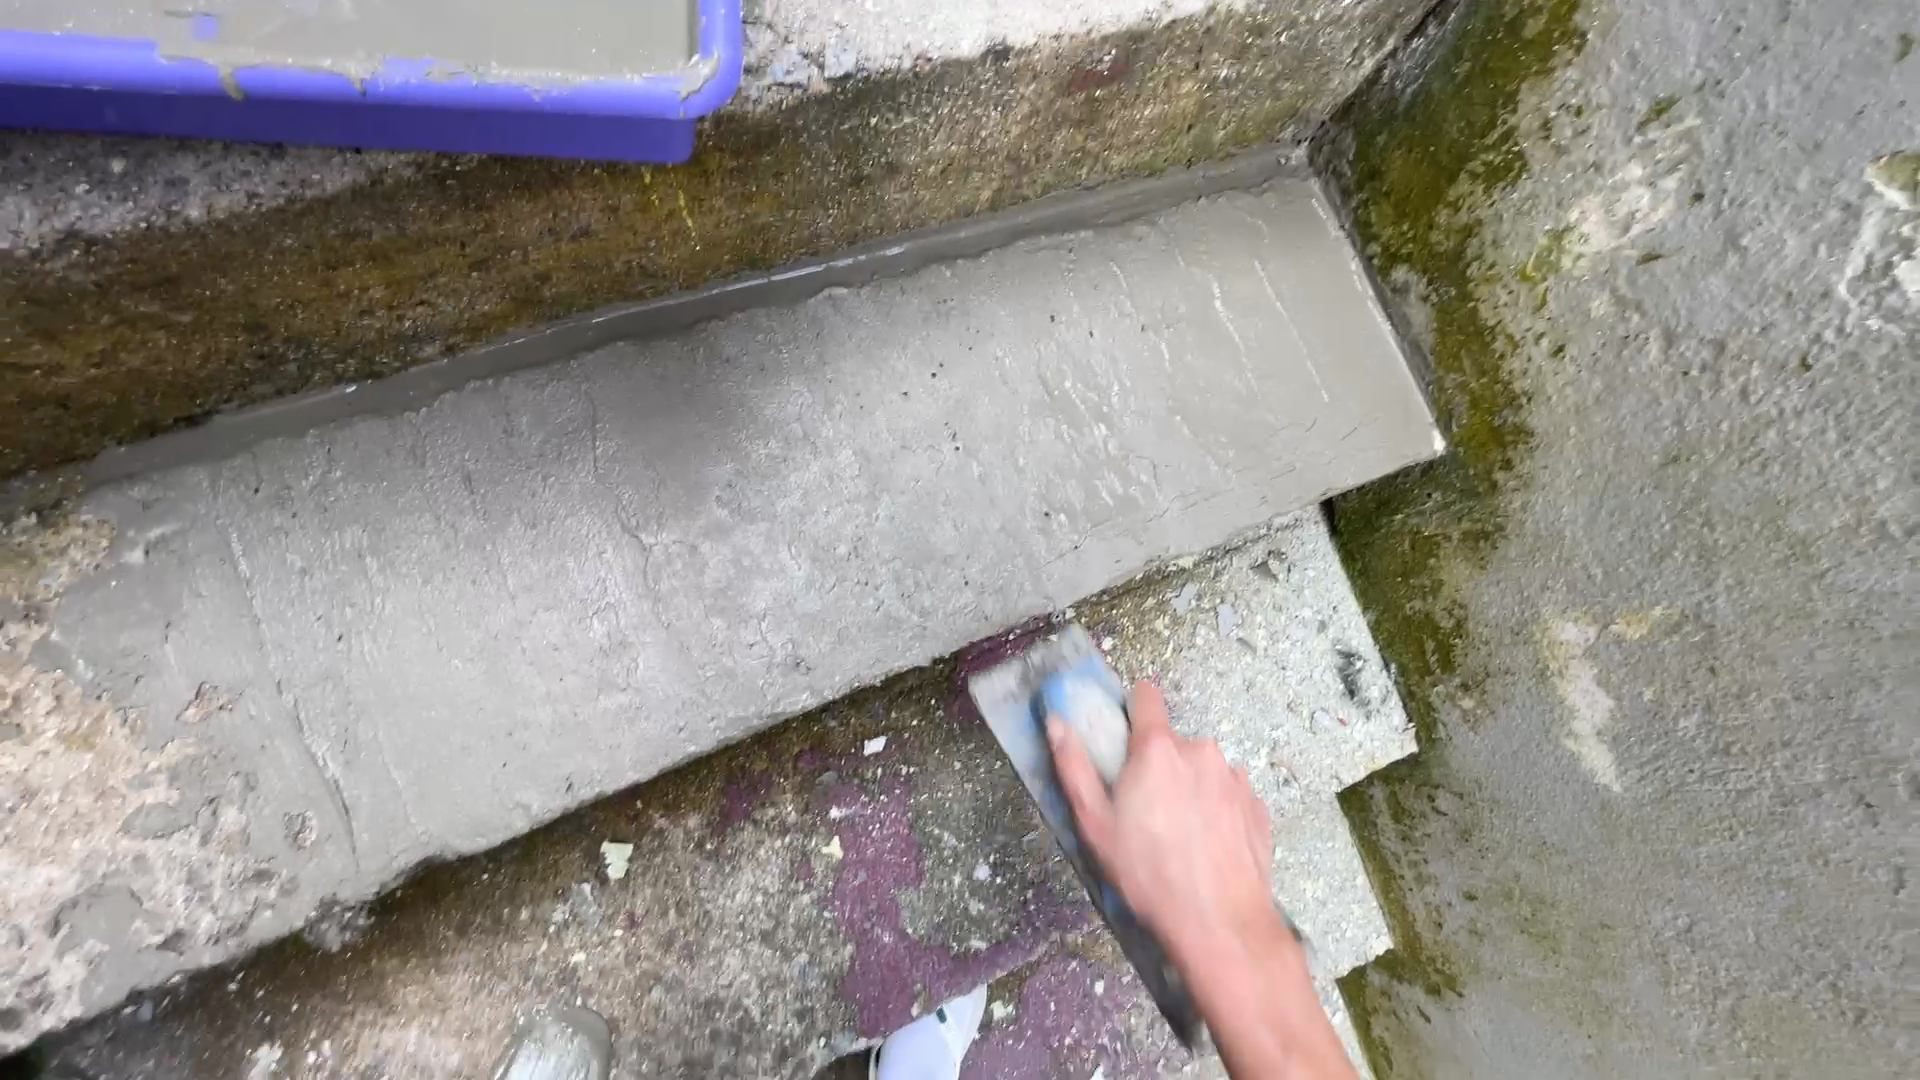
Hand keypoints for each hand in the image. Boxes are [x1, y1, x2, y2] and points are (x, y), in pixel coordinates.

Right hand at [1046, 680, 1275, 961]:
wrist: (1221, 924)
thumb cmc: (1150, 875)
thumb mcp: (1095, 824)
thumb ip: (1073, 765)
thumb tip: (1056, 723)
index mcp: (1158, 748)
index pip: (1146, 696)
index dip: (1134, 710)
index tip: (1126, 736)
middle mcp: (1200, 750)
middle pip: (1172, 741)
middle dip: (1158, 764)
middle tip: (1146, 808)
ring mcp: (1234, 777)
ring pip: (1201, 768)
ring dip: (1189, 786)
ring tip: (1179, 833)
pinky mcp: (1257, 805)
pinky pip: (1227, 793)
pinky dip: (1216, 809)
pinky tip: (1206, 844)